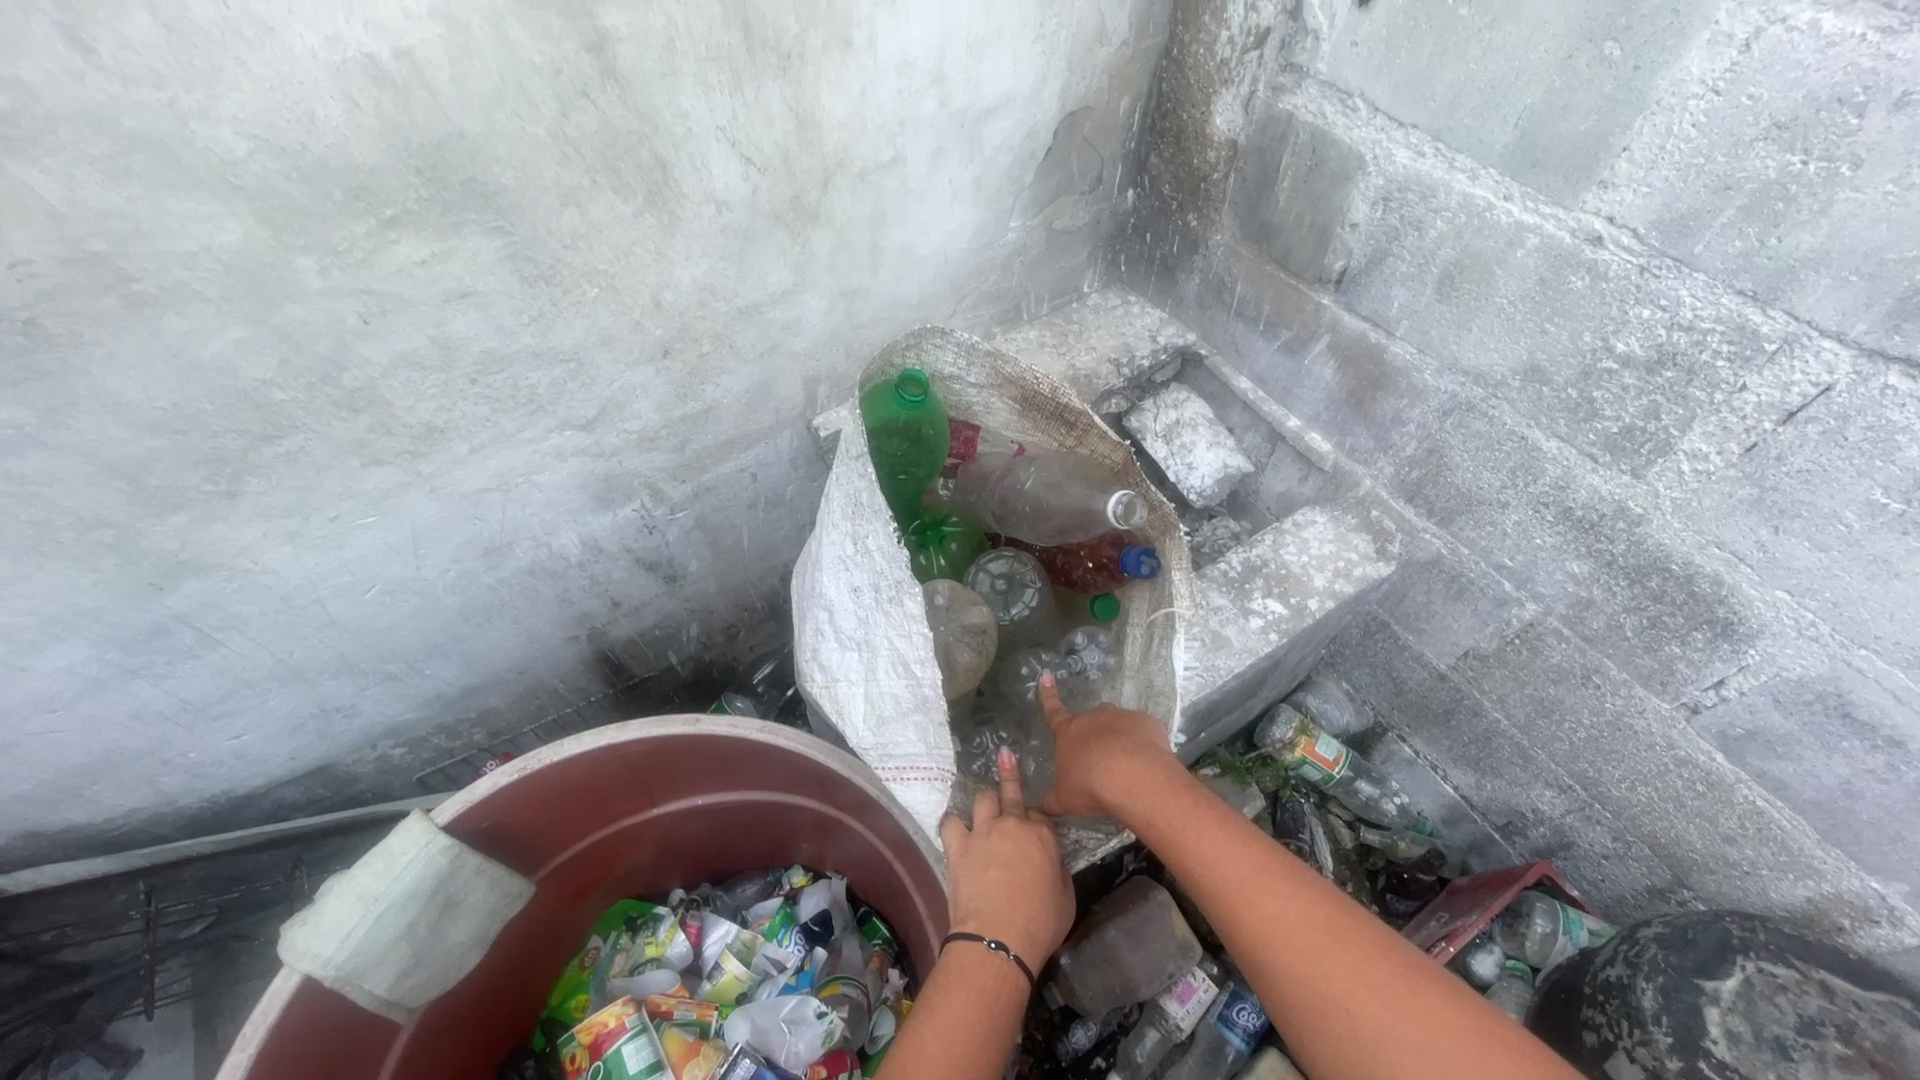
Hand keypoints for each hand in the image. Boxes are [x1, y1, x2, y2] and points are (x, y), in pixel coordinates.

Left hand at [939, 746, 1075, 966]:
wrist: (998, 938)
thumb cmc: (1040, 923)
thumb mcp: (1066, 897)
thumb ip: (1058, 871)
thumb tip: (1050, 862)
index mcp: (1043, 835)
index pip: (1041, 815)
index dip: (1038, 821)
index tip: (1037, 828)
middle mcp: (1013, 825)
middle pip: (1011, 794)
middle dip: (1010, 774)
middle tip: (1005, 755)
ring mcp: (983, 832)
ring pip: (982, 799)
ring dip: (984, 801)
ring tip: (983, 804)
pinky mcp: (958, 847)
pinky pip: (950, 823)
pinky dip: (953, 824)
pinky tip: (955, 828)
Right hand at [1037, 670, 1179, 818]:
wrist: (1133, 777)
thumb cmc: (1090, 785)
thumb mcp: (1066, 799)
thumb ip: (1053, 801)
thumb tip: (1040, 808)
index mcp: (1069, 732)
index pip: (1053, 711)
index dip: (1048, 695)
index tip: (1046, 675)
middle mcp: (1094, 718)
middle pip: (1092, 722)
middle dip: (1095, 738)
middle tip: (1102, 763)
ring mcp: (1122, 717)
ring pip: (1119, 726)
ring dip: (1120, 742)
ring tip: (1127, 769)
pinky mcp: (1147, 722)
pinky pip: (1143, 732)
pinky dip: (1143, 745)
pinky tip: (1146, 764)